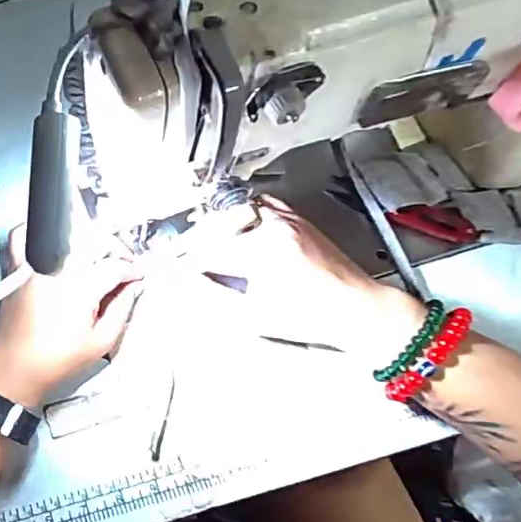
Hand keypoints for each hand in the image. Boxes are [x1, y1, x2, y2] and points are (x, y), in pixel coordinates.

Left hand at [0, 228, 144, 406]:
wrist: (8, 373)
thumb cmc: (52, 364)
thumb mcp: (100, 342)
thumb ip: (122, 308)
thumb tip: (132, 287)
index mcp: (80, 285)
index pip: (115, 265)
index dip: (132, 270)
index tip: (138, 276)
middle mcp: (56, 266)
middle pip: (95, 241)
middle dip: (116, 251)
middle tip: (124, 269)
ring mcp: (33, 263)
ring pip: (66, 233)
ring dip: (86, 239)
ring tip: (95, 258)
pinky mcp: (15, 268)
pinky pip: (23, 236)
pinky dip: (39, 235)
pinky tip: (55, 248)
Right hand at [183, 197, 427, 368]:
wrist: (356, 307)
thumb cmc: (312, 317)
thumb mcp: (252, 317)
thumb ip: (210, 296)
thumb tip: (179, 282)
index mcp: (262, 252)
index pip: (204, 251)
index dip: (180, 262)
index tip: (164, 268)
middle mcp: (274, 226)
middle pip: (215, 224)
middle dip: (192, 242)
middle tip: (180, 259)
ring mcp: (286, 217)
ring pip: (233, 209)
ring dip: (213, 226)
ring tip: (204, 247)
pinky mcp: (295, 216)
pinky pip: (257, 204)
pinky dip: (239, 214)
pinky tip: (235, 231)